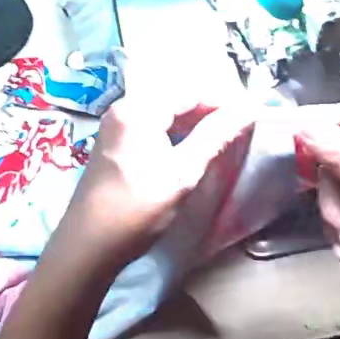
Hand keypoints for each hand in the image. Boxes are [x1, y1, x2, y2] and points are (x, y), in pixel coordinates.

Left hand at [47, 96, 255, 276]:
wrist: (88, 246)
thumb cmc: (138, 208)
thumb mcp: (183, 172)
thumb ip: (215, 136)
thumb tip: (248, 109)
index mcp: (137, 109)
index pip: (190, 93)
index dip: (223, 103)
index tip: (250, 118)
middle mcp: (122, 110)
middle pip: (174, 101)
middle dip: (207, 113)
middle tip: (238, 130)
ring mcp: (114, 128)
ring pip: (162, 116)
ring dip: (191, 125)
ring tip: (219, 142)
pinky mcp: (112, 146)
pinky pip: (149, 129)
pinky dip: (172, 136)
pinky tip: (188, 152)